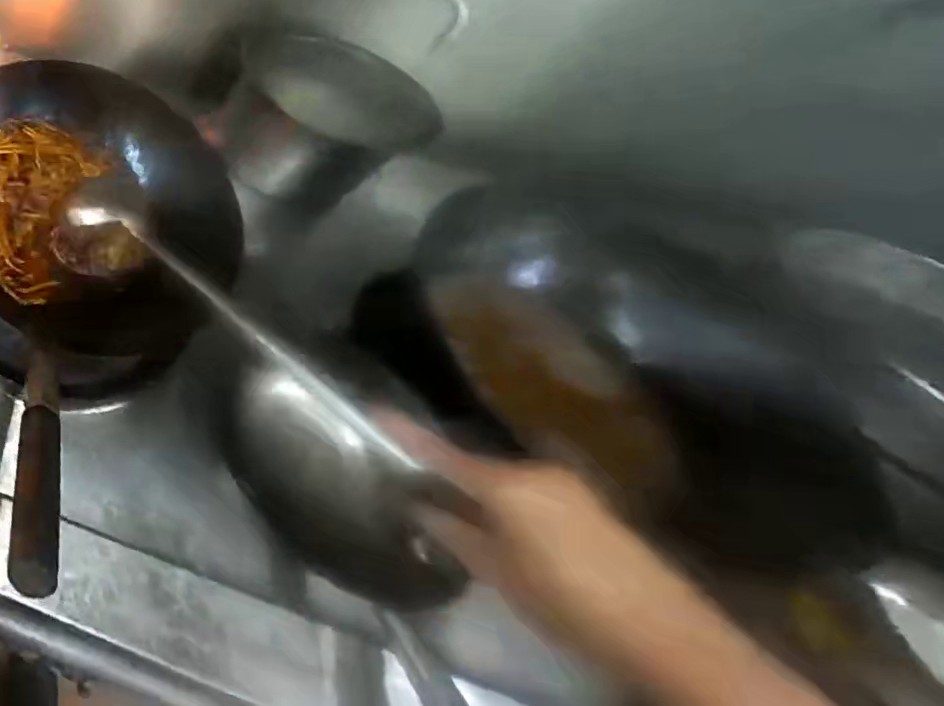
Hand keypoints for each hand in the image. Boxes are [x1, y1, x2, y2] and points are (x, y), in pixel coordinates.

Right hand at [386, 417, 832, 705]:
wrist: (677, 641)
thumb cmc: (570, 603)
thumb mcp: (499, 573)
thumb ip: (451, 532)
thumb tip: (417, 505)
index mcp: (504, 483)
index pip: (439, 451)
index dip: (403, 432)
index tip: (372, 409)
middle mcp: (534, 471)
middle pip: (473, 465)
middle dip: (445, 474)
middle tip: (417, 488)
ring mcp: (568, 486)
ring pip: (504, 480)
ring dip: (479, 492)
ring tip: (459, 512)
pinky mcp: (592, 506)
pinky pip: (531, 492)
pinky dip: (510, 503)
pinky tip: (506, 529)